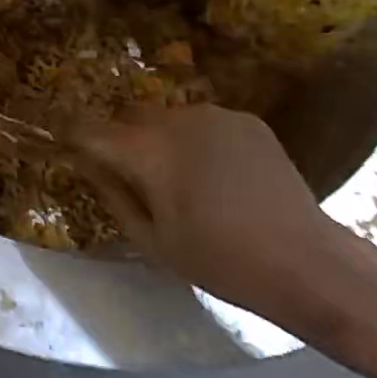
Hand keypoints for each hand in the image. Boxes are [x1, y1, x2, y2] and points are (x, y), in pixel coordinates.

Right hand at [71, 104, 357, 318]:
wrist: (308, 263)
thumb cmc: (220, 261)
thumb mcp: (152, 240)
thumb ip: (111, 194)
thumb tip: (85, 163)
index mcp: (145, 149)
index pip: (87, 129)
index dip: (72, 138)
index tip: (68, 151)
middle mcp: (174, 118)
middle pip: (128, 120)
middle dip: (121, 143)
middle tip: (137, 184)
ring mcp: (213, 114)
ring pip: (166, 120)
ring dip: (160, 141)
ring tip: (185, 183)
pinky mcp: (246, 119)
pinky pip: (202, 124)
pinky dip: (197, 142)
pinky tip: (221, 177)